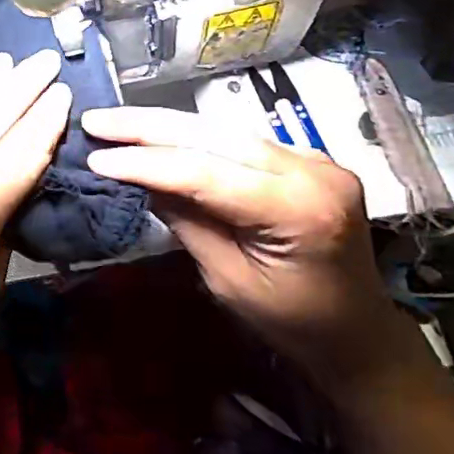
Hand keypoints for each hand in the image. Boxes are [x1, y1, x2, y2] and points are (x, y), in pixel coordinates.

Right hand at [81, 106, 394, 378]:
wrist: (358, 333)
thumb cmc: (292, 323)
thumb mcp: (228, 280)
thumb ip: (187, 221)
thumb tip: (140, 178)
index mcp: (299, 209)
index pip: (206, 172)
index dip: (146, 162)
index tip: (96, 154)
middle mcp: (313, 169)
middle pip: (214, 136)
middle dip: (148, 126)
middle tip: (97, 120)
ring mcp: (314, 158)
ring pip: (224, 130)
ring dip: (167, 126)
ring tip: (117, 123)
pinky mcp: (307, 157)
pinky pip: (240, 140)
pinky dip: (194, 137)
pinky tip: (158, 133)